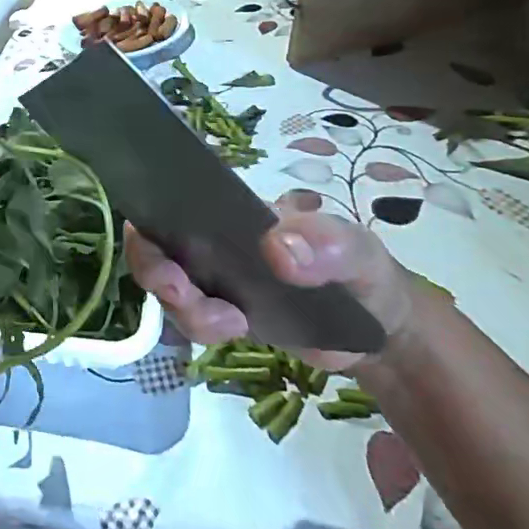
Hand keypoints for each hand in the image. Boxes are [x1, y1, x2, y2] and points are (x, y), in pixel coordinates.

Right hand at [123, 205, 416, 370]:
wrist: (376, 329)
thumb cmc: (362, 271)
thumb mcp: (357, 250)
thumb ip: (326, 242)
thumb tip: (276, 248)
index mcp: (237, 208)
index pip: (177, 196)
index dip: (152, 213)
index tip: (155, 238)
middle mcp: (214, 237)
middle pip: (156, 244)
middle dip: (154, 268)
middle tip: (179, 291)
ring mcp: (215, 277)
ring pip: (169, 286)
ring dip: (183, 307)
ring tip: (231, 324)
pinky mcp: (222, 315)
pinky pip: (191, 319)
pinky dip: (200, 328)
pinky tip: (238, 331)